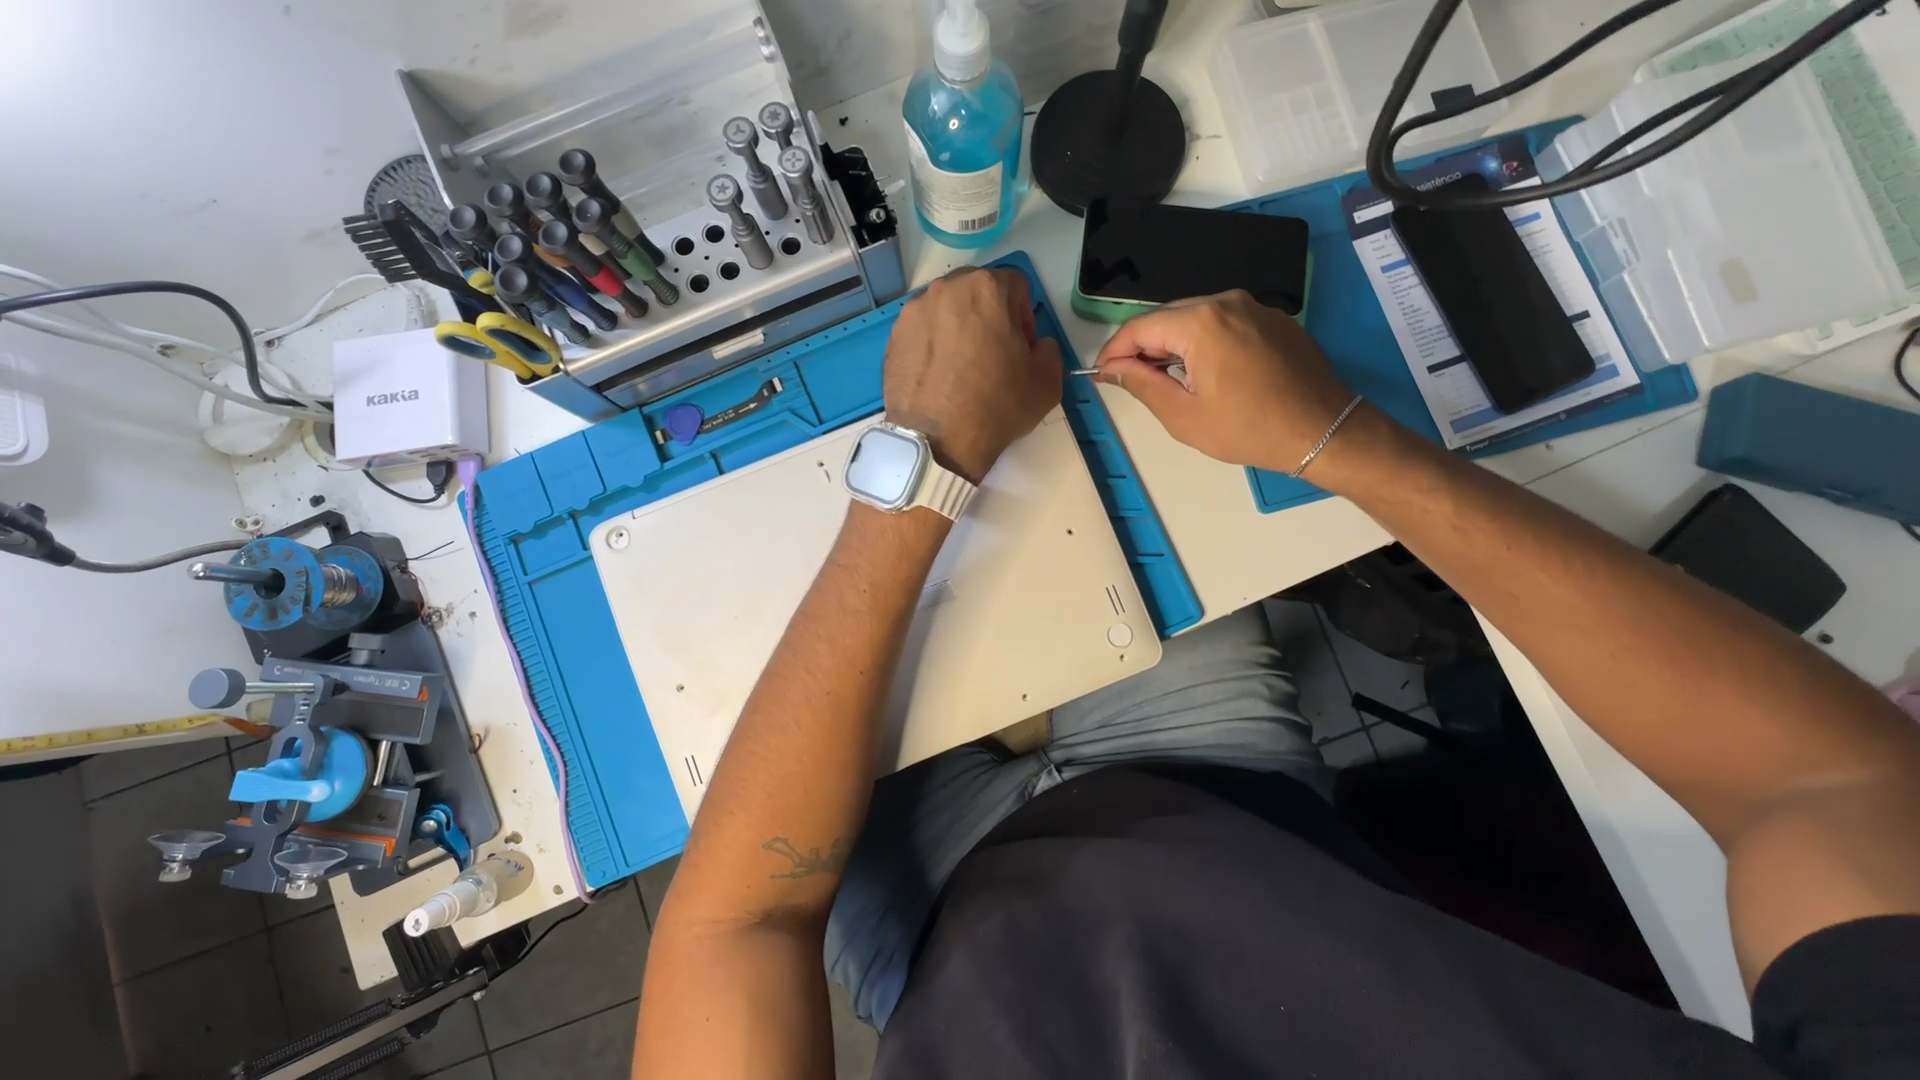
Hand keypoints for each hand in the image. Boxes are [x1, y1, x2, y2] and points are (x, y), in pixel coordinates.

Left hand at [884, 267, 1062, 483]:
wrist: (937, 441)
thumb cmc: (996, 407)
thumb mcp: (1047, 383)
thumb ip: (1048, 351)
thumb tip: (1037, 345)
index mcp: (987, 289)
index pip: (1015, 285)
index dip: (1024, 315)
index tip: (1021, 345)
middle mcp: (946, 290)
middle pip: (976, 291)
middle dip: (989, 315)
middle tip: (993, 353)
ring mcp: (914, 312)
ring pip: (946, 310)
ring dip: (958, 328)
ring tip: (962, 367)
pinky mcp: (894, 337)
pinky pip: (922, 331)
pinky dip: (933, 345)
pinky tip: (939, 377)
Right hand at [1095, 291, 1360, 478]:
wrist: (1325, 430)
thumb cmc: (1249, 429)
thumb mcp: (1184, 415)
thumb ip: (1141, 384)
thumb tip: (1111, 368)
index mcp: (1200, 322)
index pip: (1139, 327)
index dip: (1113, 351)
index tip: (1101, 375)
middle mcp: (1225, 301)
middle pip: (1166, 316)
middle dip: (1142, 346)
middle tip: (1129, 380)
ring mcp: (1254, 306)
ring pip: (1195, 317)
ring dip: (1172, 343)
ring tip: (1165, 379)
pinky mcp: (1274, 318)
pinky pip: (1224, 321)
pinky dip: (1204, 341)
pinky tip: (1205, 372)